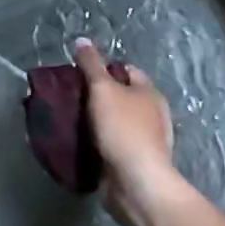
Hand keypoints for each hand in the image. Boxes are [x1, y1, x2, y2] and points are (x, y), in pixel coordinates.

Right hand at [74, 39, 176, 203]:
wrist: (136, 185)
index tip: (80, 76)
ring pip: (115, 122)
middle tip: (72, 99)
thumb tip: (81, 40)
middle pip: (120, 96)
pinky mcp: (134, 164)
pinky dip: (99, 145)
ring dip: (97, 123)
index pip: (125, 69)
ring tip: (72, 122)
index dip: (103, 69)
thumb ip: (91, 64)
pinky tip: (82, 145)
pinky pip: (113, 146)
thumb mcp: (102, 89)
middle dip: (98, 97)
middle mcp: (152, 113)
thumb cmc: (123, 129)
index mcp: (149, 91)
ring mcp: (145, 141)